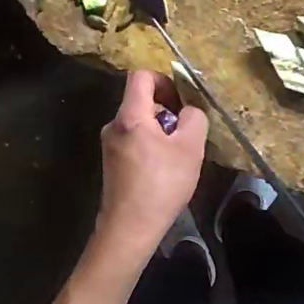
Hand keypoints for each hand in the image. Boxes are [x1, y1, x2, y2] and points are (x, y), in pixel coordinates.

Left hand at [95, 70, 208, 258]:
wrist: (130, 227)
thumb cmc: (161, 185)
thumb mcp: (190, 148)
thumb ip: (194, 119)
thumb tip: (188, 111)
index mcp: (129, 116)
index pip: (141, 76)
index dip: (164, 80)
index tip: (181, 102)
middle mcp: (113, 126)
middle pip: (140, 101)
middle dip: (166, 111)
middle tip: (185, 135)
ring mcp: (109, 146)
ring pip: (138, 125)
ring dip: (160, 132)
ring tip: (177, 157)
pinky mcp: (111, 164)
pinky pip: (133, 143)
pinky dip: (150, 148)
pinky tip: (164, 172)